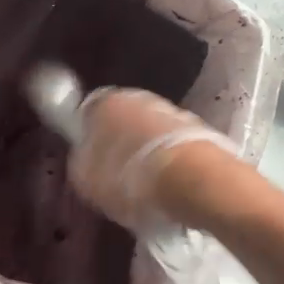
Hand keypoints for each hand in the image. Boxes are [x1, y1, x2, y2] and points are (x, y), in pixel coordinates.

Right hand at [69, 88, 237, 230]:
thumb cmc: (129, 180)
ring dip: (148, 152)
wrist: (193, 182)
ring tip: (147, 186)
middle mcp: (139, 97)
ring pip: (150, 132)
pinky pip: (174, 146)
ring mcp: (173, 111)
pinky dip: (171, 160)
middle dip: (120, 143)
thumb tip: (85, 157)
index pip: (88, 113)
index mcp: (105, 104)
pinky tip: (170, 186)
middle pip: (123, 120)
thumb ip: (82, 163)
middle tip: (118, 176)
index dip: (88, 136)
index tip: (90, 159)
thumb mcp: (88, 181)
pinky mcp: (201, 129)